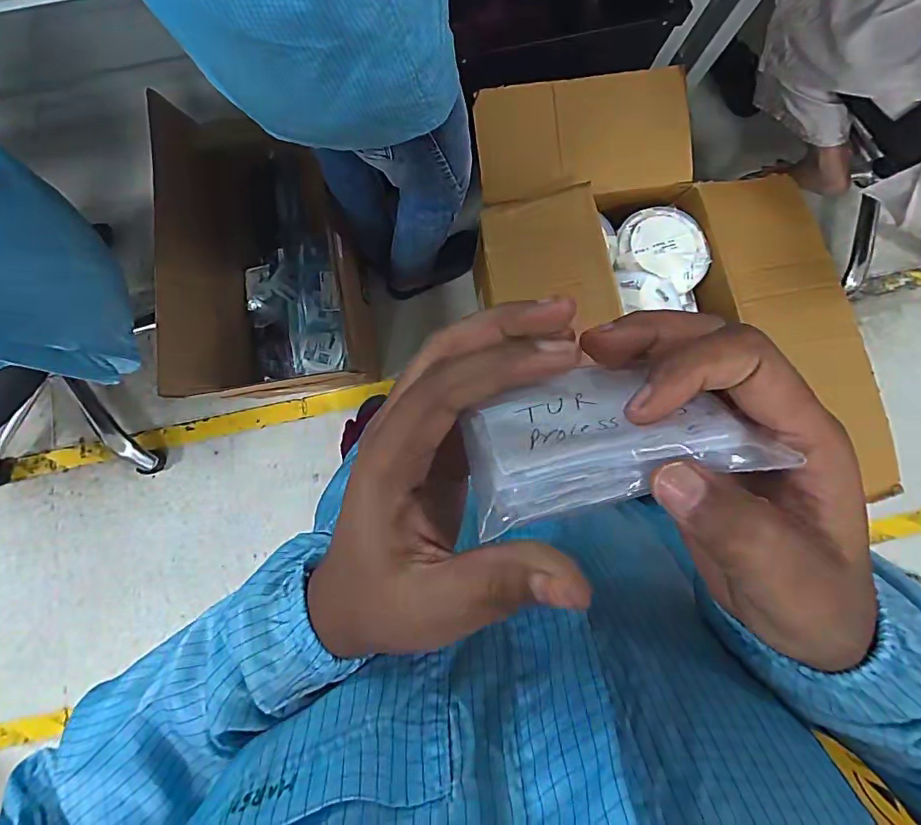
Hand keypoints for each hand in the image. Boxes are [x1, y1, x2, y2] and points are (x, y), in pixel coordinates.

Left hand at [307, 299, 593, 657]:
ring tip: (561, 323)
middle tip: (567, 313)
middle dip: (502, 325)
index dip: (499, 366)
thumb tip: (577, 586)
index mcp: (388, 458)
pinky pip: (464, 385)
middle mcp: (394, 426)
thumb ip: (500, 586)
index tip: (561, 355)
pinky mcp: (430, 435)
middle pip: (441, 353)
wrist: (344, 602)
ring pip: (450, 358)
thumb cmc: (382, 602)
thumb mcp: (435, 607)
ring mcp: (410, 425)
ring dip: (501, 333)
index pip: (441, 391)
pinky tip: (541, 364)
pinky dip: (502, 364)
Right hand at [581, 313, 877, 671]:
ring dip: (642, 346)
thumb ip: (733, 527)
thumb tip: (667, 473)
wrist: (809, 630)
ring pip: (693, 353)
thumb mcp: (783, 578)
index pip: (751, 360)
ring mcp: (739, 422)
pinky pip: (671, 391)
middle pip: (719, 339)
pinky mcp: (707, 439)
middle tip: (596, 347)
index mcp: (806, 431)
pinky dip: (633, 380)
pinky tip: (600, 386)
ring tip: (592, 352)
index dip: (690, 369)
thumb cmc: (812, 603)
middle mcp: (772, 411)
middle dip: (658, 335)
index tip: (640, 411)